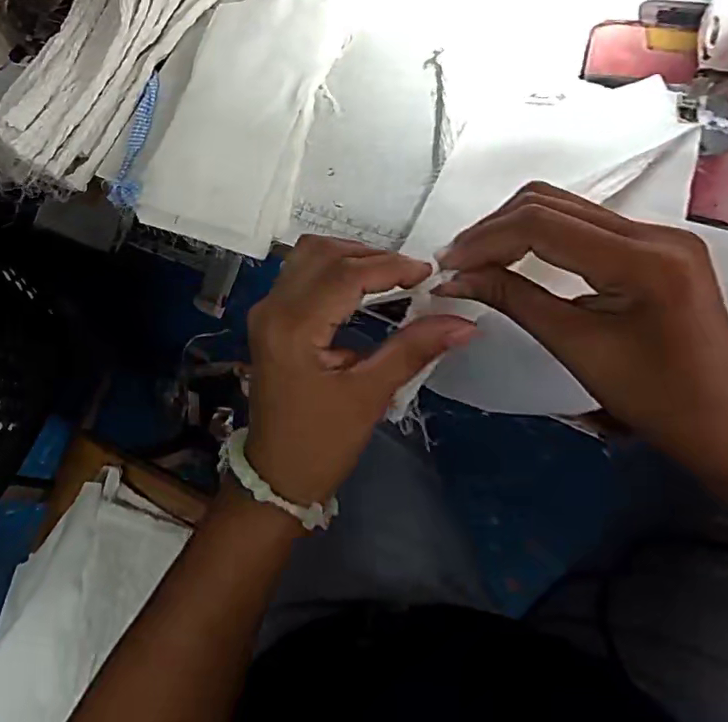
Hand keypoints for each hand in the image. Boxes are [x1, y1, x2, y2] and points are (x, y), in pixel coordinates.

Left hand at [244, 236, 476, 506]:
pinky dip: (333, 269)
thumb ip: (412, 350)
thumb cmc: (322, 443)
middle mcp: (272, 308)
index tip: (427, 273)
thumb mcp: (369, 395)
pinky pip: (300, 273)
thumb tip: (462, 323)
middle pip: (322, 253)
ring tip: (391, 275)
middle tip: (411, 274)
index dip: (390, 266)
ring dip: (350, 256)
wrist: (277, 474)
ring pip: (308, 256)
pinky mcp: (269, 317)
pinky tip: (362, 286)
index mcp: (292, 327)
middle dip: (371, 255)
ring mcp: (266, 310)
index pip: (344, 274)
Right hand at [435, 182, 727, 489]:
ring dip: (513, 228)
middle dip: (494, 229)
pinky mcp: (655, 247)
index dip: (485, 240)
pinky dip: (540, 236)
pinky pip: (582, 225)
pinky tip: (516, 257)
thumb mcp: (576, 347)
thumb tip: (455, 277)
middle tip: (458, 263)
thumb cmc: (659, 401)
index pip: (542, 225)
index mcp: (645, 260)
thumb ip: (513, 299)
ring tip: (478, 261)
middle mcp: (655, 233)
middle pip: (550, 203)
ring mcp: (659, 236)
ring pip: (563, 207)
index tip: (447, 266)